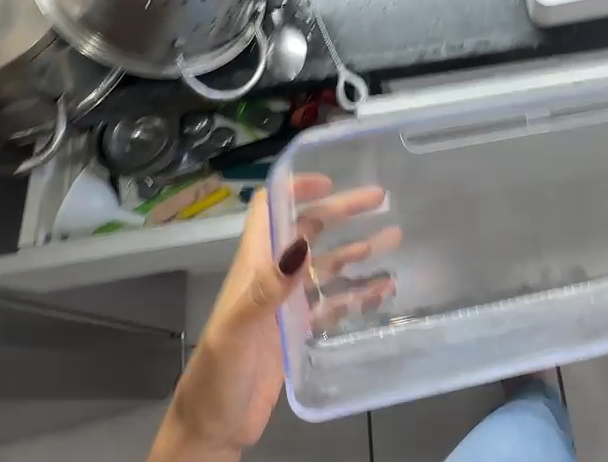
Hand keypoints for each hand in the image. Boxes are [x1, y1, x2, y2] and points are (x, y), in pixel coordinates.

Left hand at [151, 177, 392, 461]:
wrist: (212, 428)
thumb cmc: (219, 373)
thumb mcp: (240, 328)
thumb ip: (268, 287)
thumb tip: (302, 243)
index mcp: (254, 265)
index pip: (271, 208)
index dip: (296, 188)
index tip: (331, 179)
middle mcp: (272, 275)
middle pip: (309, 230)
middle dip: (341, 211)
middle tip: (381, 198)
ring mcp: (287, 303)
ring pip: (327, 265)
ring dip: (358, 249)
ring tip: (395, 237)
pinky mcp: (299, 331)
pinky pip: (334, 303)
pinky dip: (359, 292)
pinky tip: (385, 289)